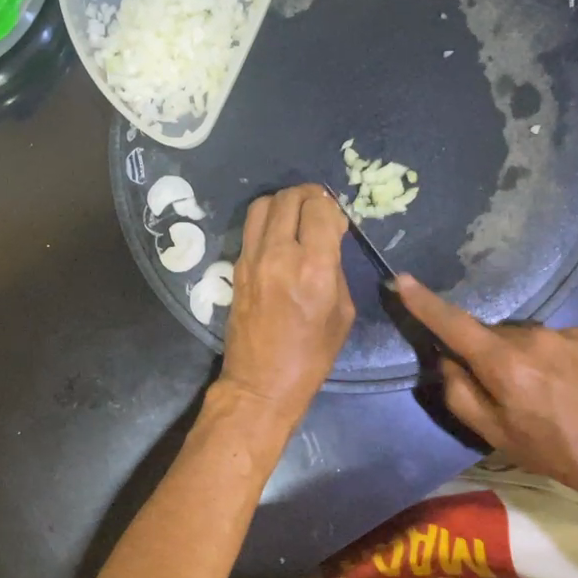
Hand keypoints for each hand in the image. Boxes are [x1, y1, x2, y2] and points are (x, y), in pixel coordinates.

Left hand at [217, 185, 354, 424]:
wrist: (261, 382)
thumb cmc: (311, 355)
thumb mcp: (342, 312)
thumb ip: (335, 268)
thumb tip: (329, 240)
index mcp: (313, 268)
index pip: (320, 208)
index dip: (331, 207)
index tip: (337, 221)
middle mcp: (279, 255)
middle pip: (289, 198)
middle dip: (308, 196)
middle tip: (317, 209)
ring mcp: (252, 260)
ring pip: (263, 205)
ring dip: (283, 203)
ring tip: (295, 216)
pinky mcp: (236, 269)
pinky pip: (250, 229)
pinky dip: (267, 223)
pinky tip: (279, 237)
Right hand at [394, 274, 577, 513]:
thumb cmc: (556, 453)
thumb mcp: (495, 434)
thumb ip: (461, 394)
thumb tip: (447, 363)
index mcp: (504, 362)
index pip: (453, 324)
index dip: (424, 303)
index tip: (402, 280)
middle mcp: (534, 337)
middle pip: (492, 335)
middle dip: (486, 355)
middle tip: (499, 394)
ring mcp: (569, 333)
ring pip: (525, 339)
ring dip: (521, 358)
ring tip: (542, 396)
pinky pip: (557, 342)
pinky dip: (553, 359)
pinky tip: (570, 389)